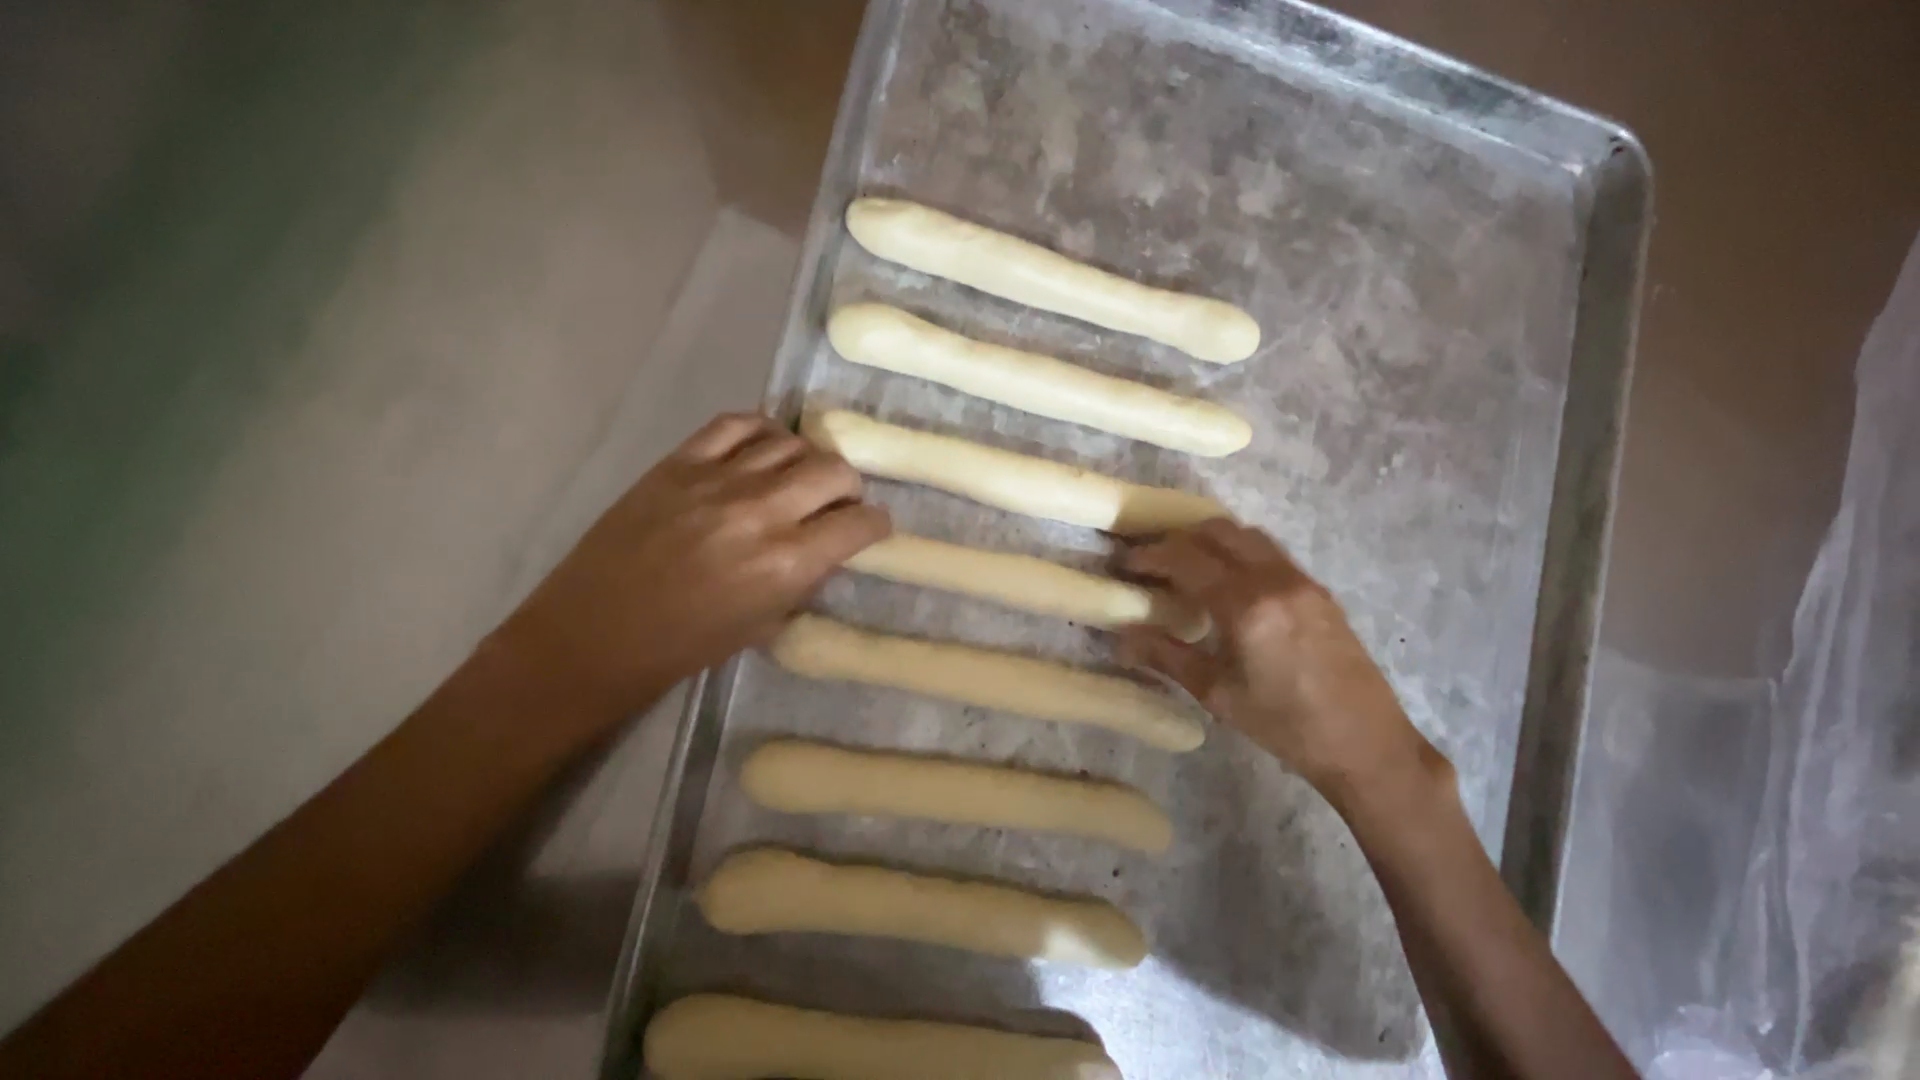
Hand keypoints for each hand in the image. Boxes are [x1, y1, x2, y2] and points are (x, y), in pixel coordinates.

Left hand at [501, 412, 890, 722]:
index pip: (858, 523)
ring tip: (798, 477)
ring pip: (791, 442)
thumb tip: (824, 549)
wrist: (597, 632)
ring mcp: (719, 479)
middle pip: (833, 471)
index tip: (873, 526)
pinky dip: (762, 432)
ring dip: (808, 460)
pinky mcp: (680, 462)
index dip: (876, 523)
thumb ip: (802, 581)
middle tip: (839, 502)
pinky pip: (737, 424)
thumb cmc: (684, 645)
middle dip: (849, 487)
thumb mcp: (762, 626)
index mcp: (787, 564)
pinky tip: (764, 449)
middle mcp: (762, 512)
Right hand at [1117, 518, 1443, 802]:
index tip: (1124, 563)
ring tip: (1188, 566)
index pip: (1186, 560)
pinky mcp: (1319, 590)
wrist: (1365, 742)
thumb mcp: (1217, 693)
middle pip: (1218, 532)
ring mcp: (1302, 580)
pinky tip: (1230, 584)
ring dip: (1212, 541)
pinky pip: (1271, 553)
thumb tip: (1121, 638)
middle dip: (1179, 540)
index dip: (1149, 557)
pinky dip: (1241, 552)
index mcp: (1246, 605)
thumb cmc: (1284, 725)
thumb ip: (1167, 657)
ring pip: (1248, 535)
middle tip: (1153, 561)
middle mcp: (1275, 579)